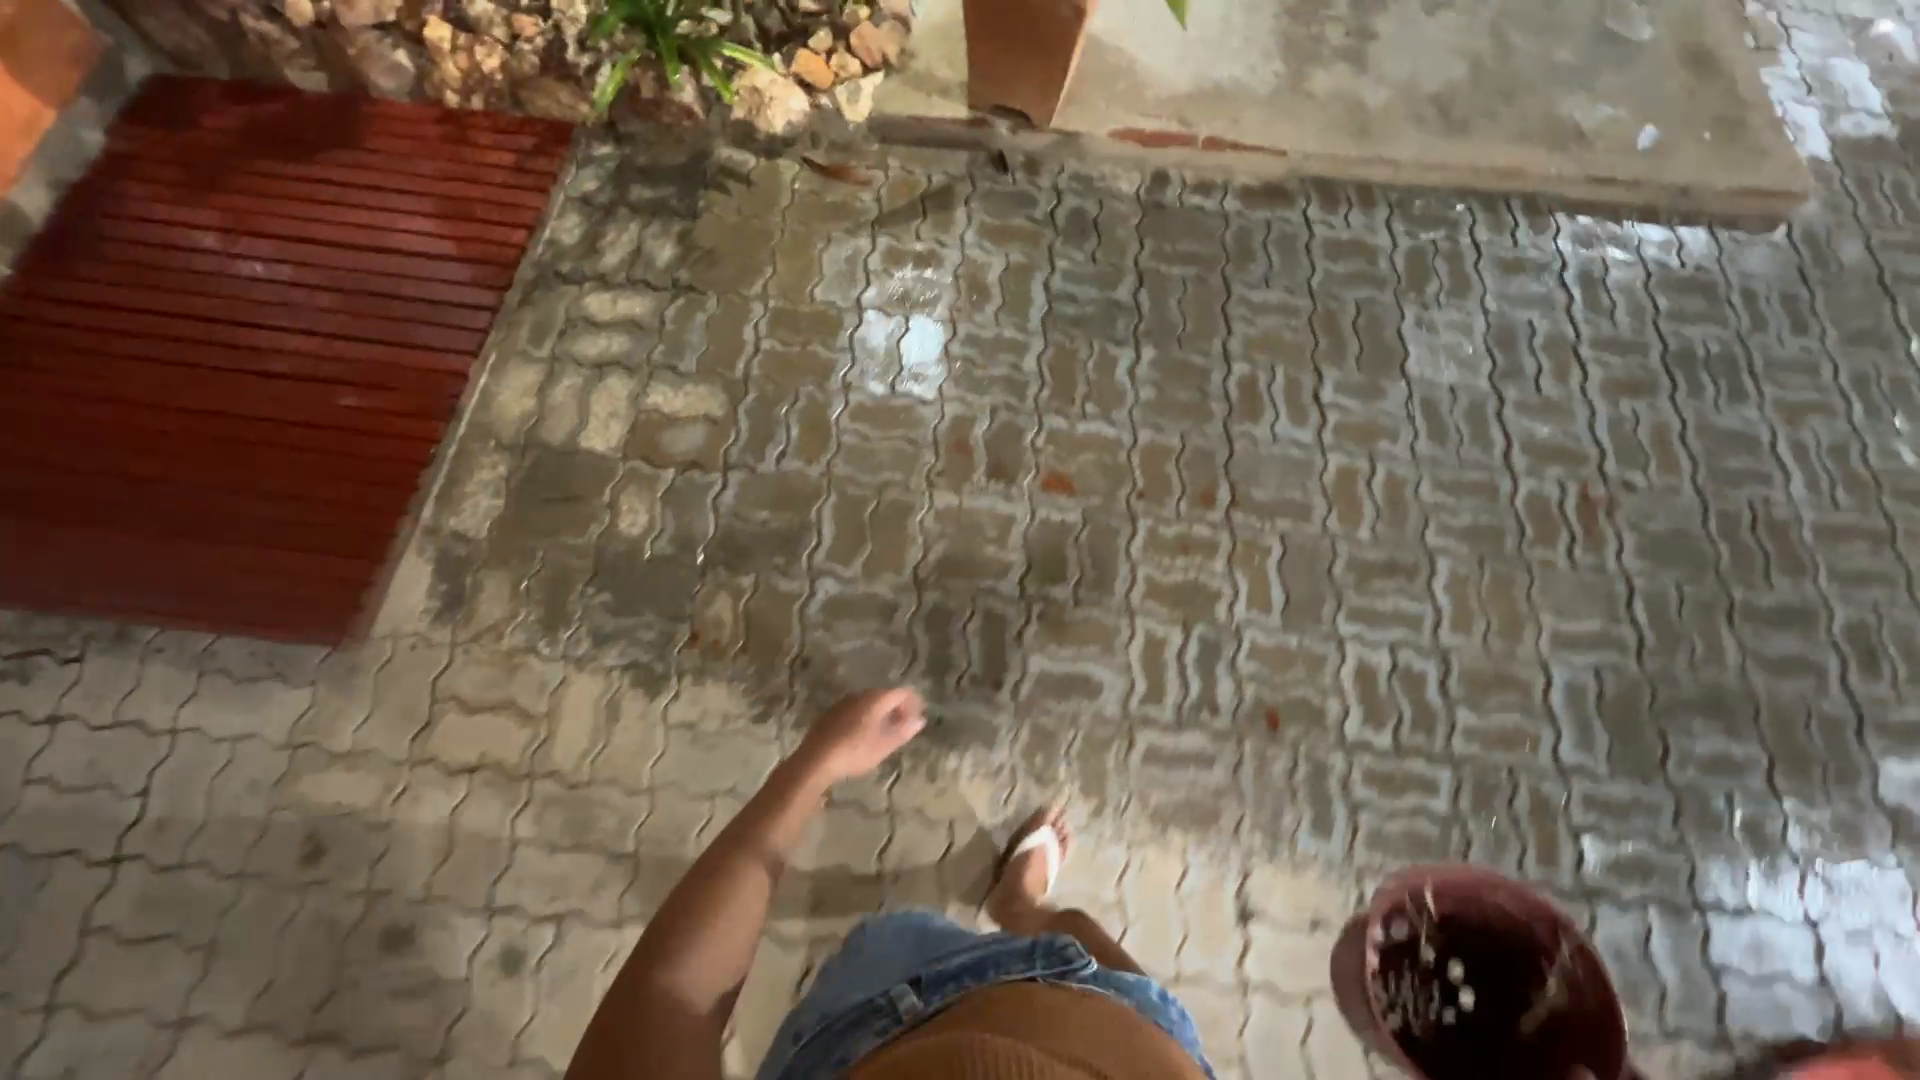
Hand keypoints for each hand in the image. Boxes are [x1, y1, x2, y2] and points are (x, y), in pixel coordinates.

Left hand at [793, 687, 925, 785]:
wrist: (816, 759)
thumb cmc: (855, 752)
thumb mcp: (884, 745)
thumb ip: (903, 731)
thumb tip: (919, 720)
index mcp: (875, 699)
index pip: (901, 692)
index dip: (913, 702)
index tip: (918, 716)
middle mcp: (859, 695)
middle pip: (884, 695)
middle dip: (897, 708)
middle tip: (904, 725)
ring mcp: (842, 703)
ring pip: (868, 702)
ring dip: (880, 713)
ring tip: (885, 731)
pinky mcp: (830, 713)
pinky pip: (854, 710)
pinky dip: (864, 717)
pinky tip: (862, 734)